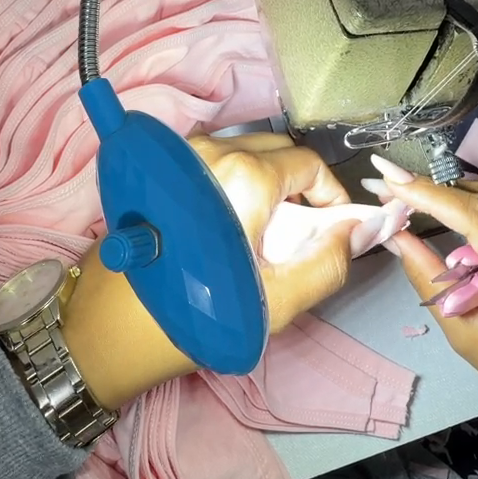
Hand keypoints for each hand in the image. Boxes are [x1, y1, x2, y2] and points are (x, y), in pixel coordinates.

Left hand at [63, 134, 360, 408]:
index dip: (331, 195)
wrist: (111, 328)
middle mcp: (214, 153)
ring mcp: (184, 156)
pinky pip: (216, 159)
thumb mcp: (276, 300)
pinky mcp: (164, 167)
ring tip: (262, 230)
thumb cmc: (197, 314)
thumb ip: (329, 260)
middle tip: (299, 232)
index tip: (335, 225)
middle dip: (300, 185)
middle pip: (279, 151)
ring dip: (268, 180)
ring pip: (247, 151)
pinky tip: (227, 222)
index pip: (310, 164)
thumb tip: (366, 227)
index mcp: (245, 177)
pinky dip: (236, 178)